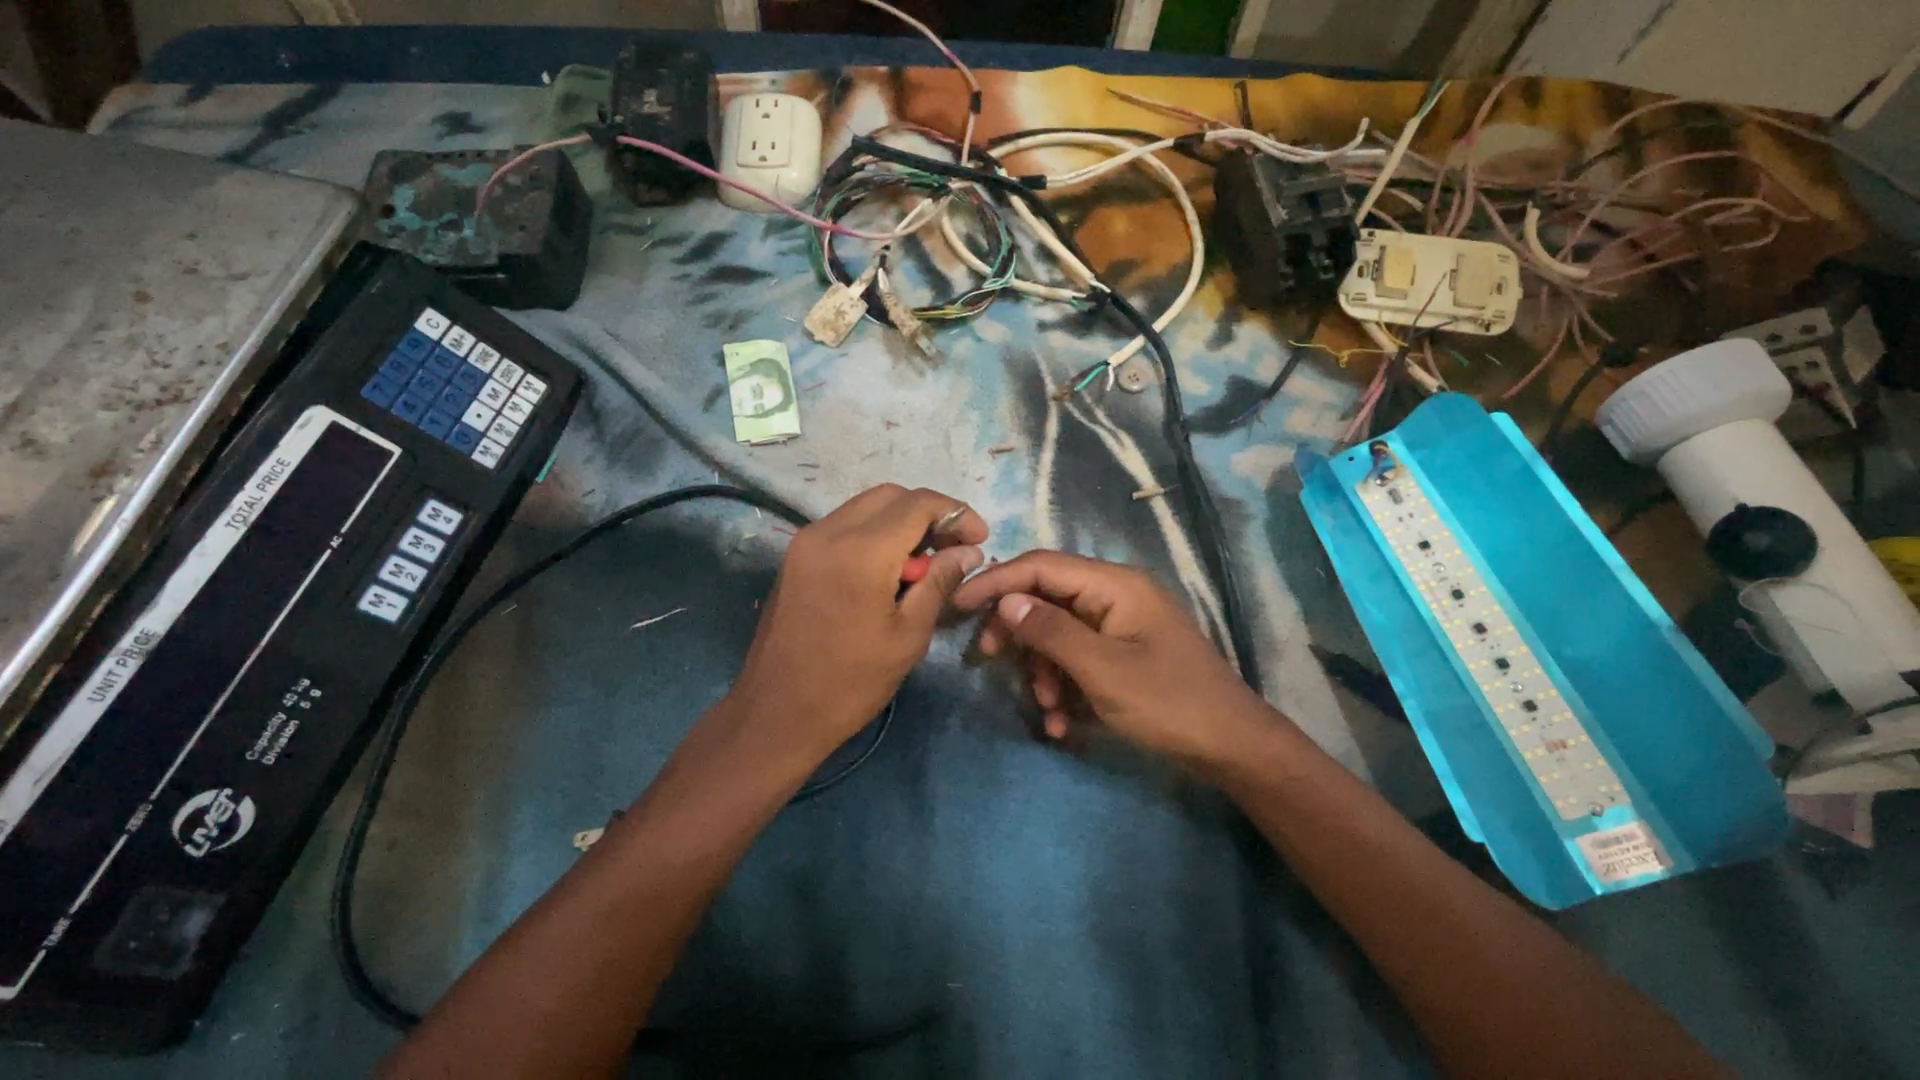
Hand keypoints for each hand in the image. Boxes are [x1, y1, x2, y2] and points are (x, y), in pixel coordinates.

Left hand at [729, 484, 987, 754]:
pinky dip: (873, 534)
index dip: (956, 514)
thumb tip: (968, 551)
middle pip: (890, 496)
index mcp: (862, 550)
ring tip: (924, 562)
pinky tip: (889, 570)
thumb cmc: (852, 682)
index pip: (918, 504)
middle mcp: (829, 531)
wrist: (777, 713)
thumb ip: (939, 583)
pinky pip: (843, 526)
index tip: (980, 539)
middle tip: (953, 548)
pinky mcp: (795, 557)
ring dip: (899, 522)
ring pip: (864, 507)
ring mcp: (806, 542)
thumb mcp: (908, 635)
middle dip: (927, 513)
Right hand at [952, 552, 1279, 768]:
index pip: (1042, 566)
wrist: (1230, 745)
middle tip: (987, 658)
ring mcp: (1120, 625)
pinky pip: (1078, 659)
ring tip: (1048, 710)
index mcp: (1115, 585)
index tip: (958, 604)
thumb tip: (1006, 600)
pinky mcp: (1123, 654)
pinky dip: (1064, 687)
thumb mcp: (1102, 670)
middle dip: (1017, 632)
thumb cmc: (1168, 702)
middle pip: (1046, 597)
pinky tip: (1063, 724)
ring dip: (1042, 671)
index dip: (996, 581)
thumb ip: (1051, 632)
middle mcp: (1116, 595)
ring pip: (1057, 634)